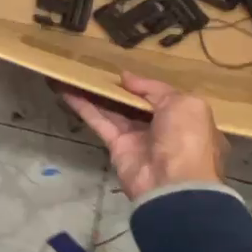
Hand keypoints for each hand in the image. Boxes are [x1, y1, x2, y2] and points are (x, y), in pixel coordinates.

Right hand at [59, 72, 226, 199]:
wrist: (173, 183)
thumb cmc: (186, 139)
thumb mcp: (184, 104)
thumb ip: (155, 88)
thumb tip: (126, 78)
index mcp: (185, 120)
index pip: (162, 98)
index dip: (143, 85)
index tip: (122, 72)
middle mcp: (162, 129)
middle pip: (133, 103)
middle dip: (116, 88)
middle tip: (93, 68)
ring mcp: (137, 138)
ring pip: (112, 109)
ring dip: (94, 92)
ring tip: (73, 73)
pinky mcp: (116, 145)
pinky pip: (98, 120)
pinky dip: (82, 105)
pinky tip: (65, 89)